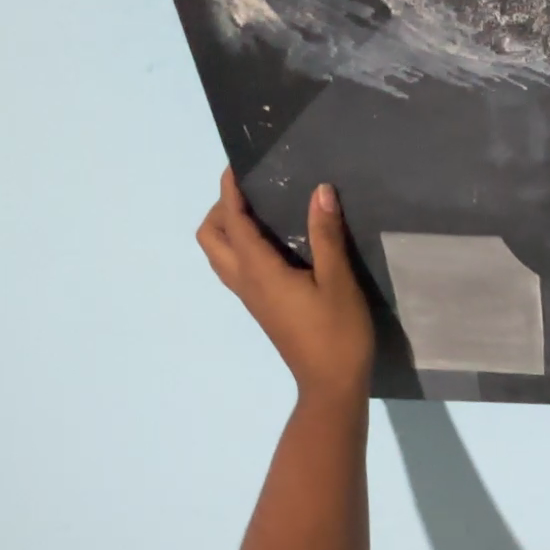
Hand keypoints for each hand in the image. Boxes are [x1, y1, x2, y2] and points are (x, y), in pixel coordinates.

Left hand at [198, 169, 375, 403]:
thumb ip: (327, 236)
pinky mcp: (262, 310)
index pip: (232, 219)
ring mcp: (251, 299)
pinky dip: (241, 249)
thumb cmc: (337, 333)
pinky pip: (236, 270)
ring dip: (228, 231)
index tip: (238, 165)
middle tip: (251, 197)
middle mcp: (246, 281)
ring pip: (219, 256)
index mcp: (259, 270)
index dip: (230, 190)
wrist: (332, 384)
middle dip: (221, 210)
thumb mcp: (338, 282)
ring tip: (260, 218)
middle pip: (211, 237)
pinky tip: (274, 249)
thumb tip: (319, 191)